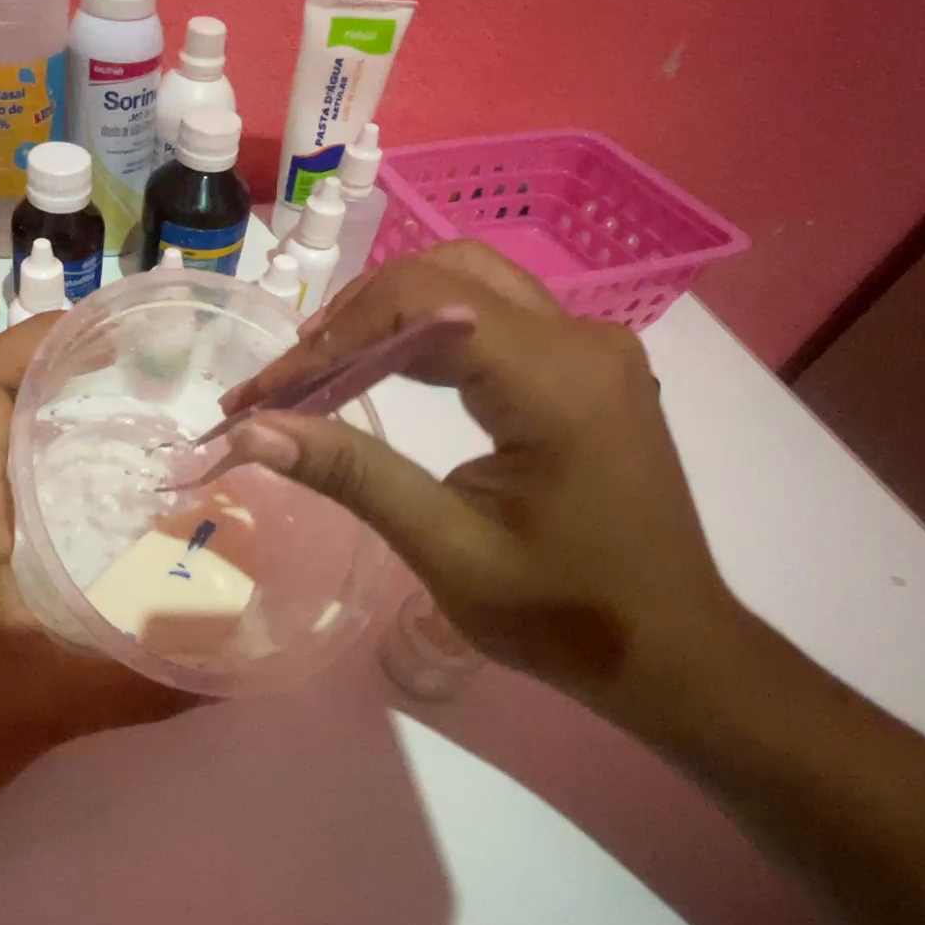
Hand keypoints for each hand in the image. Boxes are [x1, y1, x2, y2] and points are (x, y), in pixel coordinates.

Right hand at [218, 241, 740, 715]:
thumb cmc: (562, 614)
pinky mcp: (581, 367)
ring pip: (465, 285)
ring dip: (383, 316)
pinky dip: (421, 333)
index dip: (333, 337)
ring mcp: (588, 348)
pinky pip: (488, 317)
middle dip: (352, 317)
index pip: (424, 304)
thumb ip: (354, 475)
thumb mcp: (446, 549)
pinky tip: (380, 371)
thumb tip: (255, 432)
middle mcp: (581, 340)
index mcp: (557, 382)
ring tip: (319, 370)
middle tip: (288, 379)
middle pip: (443, 275)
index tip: (266, 395)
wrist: (670, 648)